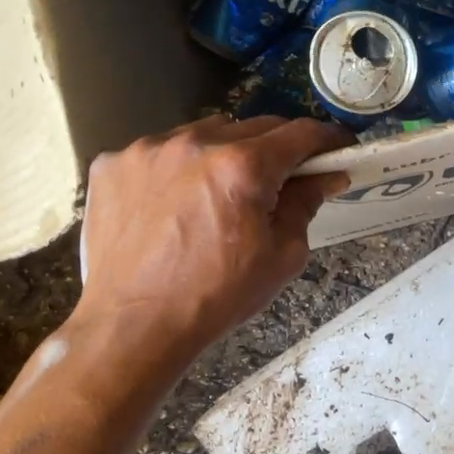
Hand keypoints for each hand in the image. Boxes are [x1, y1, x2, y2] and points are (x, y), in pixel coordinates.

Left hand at [73, 115, 353, 363]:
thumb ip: (305, 204)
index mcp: (243, 167)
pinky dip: (181, 167)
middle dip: (279, 148)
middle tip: (286, 179)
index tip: (340, 148)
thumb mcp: (283, 255)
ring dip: (228, 153)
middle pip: (256, 126)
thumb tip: (327, 175)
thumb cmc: (218, 296)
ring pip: (207, 133)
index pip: (301, 133)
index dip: (328, 139)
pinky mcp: (113, 164)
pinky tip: (178, 202)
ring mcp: (148, 150)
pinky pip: (162, 151)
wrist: (133, 326)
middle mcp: (196, 144)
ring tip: (224, 193)